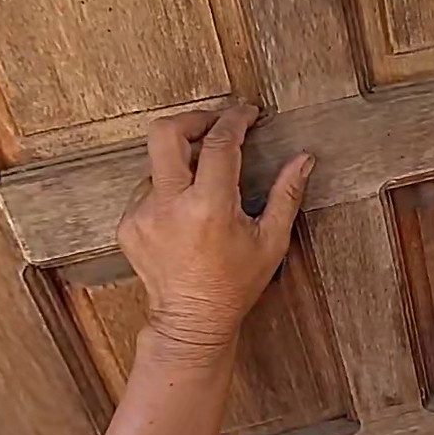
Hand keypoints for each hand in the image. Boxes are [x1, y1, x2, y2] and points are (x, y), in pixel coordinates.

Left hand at [118, 106, 314, 358]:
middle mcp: (170, 206)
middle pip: (165, 132)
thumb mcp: (270, 240)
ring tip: (203, 183)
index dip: (234, 119)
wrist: (191, 321)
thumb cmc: (235, 284)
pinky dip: (167, 189)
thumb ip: (286, 194)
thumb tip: (304, 159)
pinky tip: (185, 212)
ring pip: (157, 163)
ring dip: (181, 162)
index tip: (246, 113)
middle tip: (213, 125)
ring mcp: (143, 214)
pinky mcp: (129, 224)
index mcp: (209, 207)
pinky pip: (147, 189)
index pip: (218, 143)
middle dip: (192, 119)